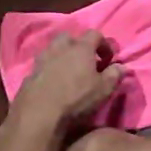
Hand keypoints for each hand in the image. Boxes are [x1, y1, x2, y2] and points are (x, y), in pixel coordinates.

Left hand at [3, 30, 124, 145]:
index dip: (104, 44)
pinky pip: (42, 65)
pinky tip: (54, 84)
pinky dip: (50, 69)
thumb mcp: (104, 89)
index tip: (109, 59)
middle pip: (70, 37)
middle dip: (79, 45)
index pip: (95, 34)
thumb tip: (122, 66)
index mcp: (80, 48)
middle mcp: (60, 49)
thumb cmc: (76, 99)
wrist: (38, 116)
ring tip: (69, 71)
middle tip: (86, 61)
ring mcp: (41, 60)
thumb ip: (114, 74)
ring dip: (62, 56)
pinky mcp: (29, 75)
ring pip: (53, 50)